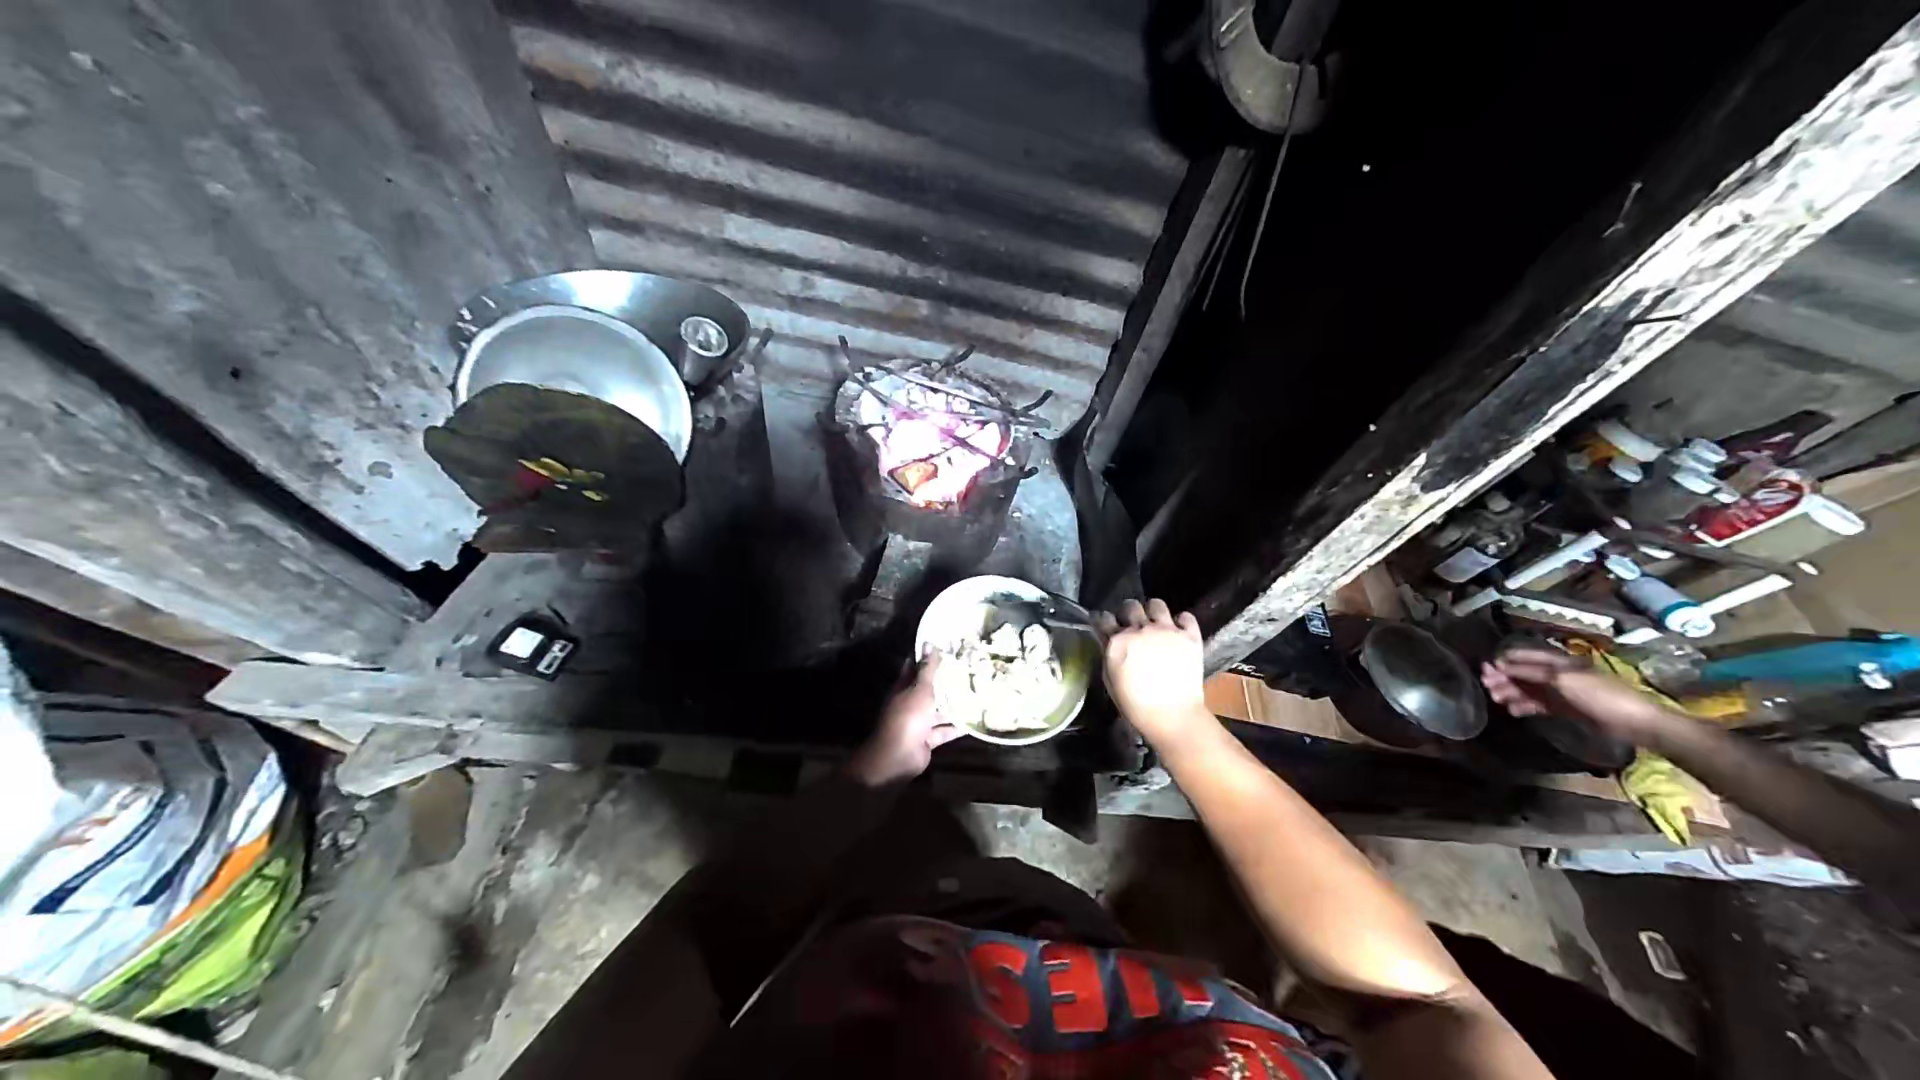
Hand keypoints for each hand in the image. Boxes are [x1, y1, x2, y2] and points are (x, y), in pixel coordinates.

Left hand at [846, 655, 964, 786]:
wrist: (899, 756)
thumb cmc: (908, 716)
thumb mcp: (920, 689)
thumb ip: (927, 669)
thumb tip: (928, 643)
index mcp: (904, 688)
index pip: (915, 668)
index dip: (927, 658)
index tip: (944, 648)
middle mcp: (910, 703)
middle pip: (928, 690)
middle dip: (944, 681)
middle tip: (967, 669)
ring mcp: (918, 722)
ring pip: (938, 711)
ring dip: (953, 705)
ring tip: (975, 693)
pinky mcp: (927, 739)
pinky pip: (944, 731)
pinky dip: (956, 727)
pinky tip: (973, 721)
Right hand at [1093, 599, 1208, 745]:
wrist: (1172, 716)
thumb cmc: (1135, 706)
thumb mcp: (1110, 681)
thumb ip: (1108, 656)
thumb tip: (1109, 644)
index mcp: (1117, 641)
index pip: (1104, 618)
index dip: (1105, 621)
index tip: (1107, 625)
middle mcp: (1140, 629)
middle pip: (1130, 606)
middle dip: (1128, 612)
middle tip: (1132, 623)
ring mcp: (1166, 630)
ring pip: (1157, 604)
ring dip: (1153, 611)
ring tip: (1156, 622)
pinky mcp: (1189, 636)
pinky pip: (1186, 616)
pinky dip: (1181, 621)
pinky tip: (1178, 630)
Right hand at [1480, 648, 1682, 745]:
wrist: (1635, 723)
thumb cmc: (1600, 695)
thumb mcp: (1561, 680)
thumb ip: (1529, 672)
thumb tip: (1500, 665)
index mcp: (1560, 662)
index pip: (1527, 656)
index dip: (1506, 660)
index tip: (1487, 668)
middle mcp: (1558, 674)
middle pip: (1524, 673)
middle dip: (1504, 678)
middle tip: (1486, 685)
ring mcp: (1561, 692)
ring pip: (1528, 690)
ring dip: (1511, 693)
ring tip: (1497, 700)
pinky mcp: (1565, 708)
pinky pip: (1538, 705)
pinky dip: (1524, 706)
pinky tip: (1514, 711)